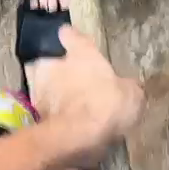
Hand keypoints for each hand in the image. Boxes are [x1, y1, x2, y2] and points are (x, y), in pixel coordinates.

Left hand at [29, 26, 143, 167]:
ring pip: (44, 85)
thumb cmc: (107, 104)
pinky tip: (63, 125)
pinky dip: (51, 115)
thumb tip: (129, 87)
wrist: (77, 135)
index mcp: (81, 52)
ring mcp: (42, 87)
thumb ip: (127, 87)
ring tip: (68, 108)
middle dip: (60, 71)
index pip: (69, 34)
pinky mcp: (36, 111)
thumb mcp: (132, 96)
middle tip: (74, 84)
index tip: (71, 41)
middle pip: (52, 61)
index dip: (71, 38)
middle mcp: (56, 63)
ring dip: (53, 93)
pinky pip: (44, 109)